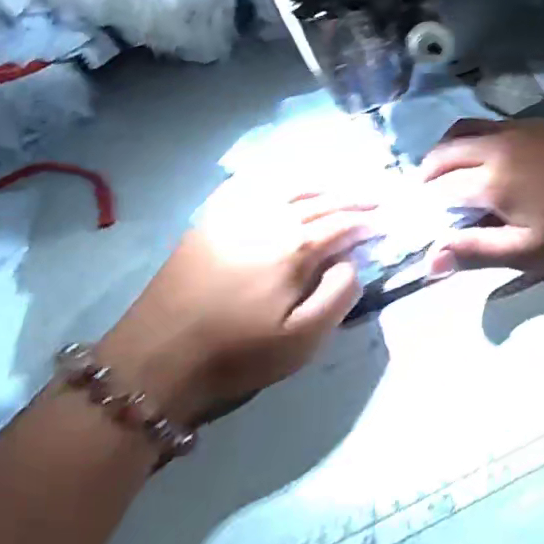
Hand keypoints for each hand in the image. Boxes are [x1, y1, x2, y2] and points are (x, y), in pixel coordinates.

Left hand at [96, 189, 374, 422]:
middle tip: (373, 196)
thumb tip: (351, 261)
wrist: (158, 357)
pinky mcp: (208, 223)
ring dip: (317, 186)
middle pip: (317, 201)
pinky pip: (251, 191)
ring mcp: (233, 217)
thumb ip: (338, 295)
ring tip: (336, 187)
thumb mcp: (302, 340)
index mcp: (293, 248)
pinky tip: (284, 189)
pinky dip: (278, 186)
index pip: (341, 225)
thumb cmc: (237, 354)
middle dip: (349, 198)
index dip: (366, 223)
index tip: (385, 221)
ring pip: (285, 190)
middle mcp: (267, 220)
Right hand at [420, 119, 543, 276]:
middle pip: (443, 152)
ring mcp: (512, 128)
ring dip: (445, 150)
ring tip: (446, 170)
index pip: (438, 189)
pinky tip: (483, 155)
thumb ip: (476, 252)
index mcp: (488, 180)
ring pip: (461, 130)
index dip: (424, 203)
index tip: (419, 216)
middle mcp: (492, 147)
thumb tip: (429, 262)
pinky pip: (486, 123)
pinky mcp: (531, 121)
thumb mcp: (527, 251)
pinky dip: (470, 137)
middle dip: (427, 173)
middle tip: (426, 193)